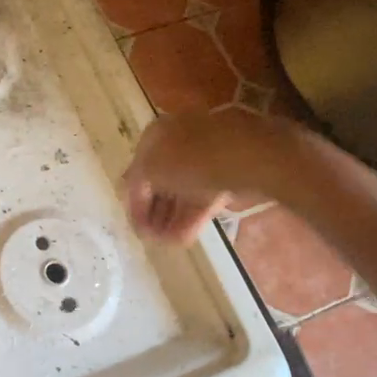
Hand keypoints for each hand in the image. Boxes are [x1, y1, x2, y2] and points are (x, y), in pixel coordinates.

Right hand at [122, 110, 307, 244]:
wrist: (249, 157)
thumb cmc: (191, 159)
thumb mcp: (151, 170)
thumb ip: (135, 182)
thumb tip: (127, 188)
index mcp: (157, 133)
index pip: (137, 169)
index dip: (133, 199)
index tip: (135, 225)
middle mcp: (179, 140)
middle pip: (161, 181)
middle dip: (154, 211)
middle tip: (151, 237)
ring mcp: (206, 157)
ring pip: (182, 191)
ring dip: (172, 218)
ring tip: (167, 243)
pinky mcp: (228, 174)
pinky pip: (204, 196)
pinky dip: (192, 216)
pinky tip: (184, 238)